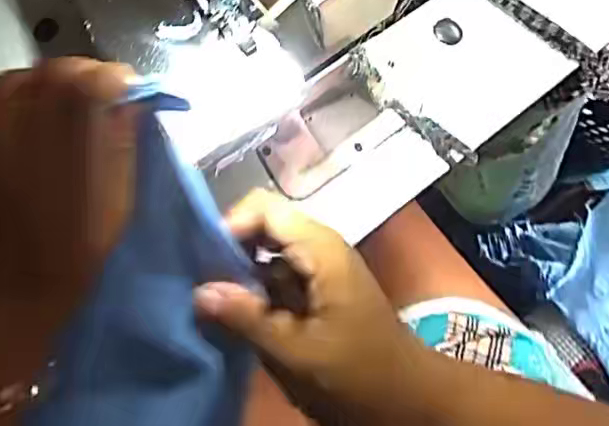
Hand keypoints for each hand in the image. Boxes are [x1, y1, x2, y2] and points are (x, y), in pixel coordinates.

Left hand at [0, 57, 136, 356]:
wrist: (11, 298)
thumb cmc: (77, 247)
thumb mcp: (121, 193)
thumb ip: (124, 136)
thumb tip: (129, 99)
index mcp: (75, 118)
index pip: (104, 75)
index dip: (118, 83)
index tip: (125, 97)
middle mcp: (29, 108)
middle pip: (60, 69)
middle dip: (81, 79)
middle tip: (90, 104)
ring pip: (20, 78)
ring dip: (41, 87)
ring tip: (51, 112)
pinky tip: (12, 119)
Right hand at [193, 190, 433, 422]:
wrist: (409, 400)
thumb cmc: (356, 374)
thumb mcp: (297, 353)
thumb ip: (248, 318)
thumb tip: (199, 291)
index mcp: (318, 245)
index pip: (264, 207)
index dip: (230, 225)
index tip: (202, 260)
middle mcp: (319, 242)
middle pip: (265, 223)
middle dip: (232, 247)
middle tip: (201, 281)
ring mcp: (321, 262)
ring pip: (270, 247)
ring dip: (242, 269)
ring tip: (212, 297)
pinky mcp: (320, 284)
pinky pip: (281, 269)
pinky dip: (258, 285)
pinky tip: (239, 312)